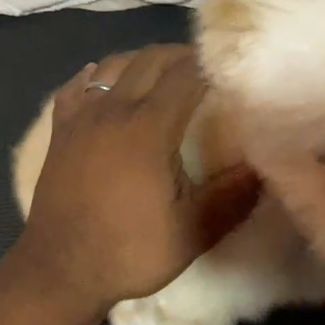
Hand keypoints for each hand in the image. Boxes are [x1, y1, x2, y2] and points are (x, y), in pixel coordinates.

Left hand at [11, 44, 261, 309]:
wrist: (60, 269)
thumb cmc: (129, 250)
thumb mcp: (192, 232)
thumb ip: (232, 196)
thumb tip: (265, 166)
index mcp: (148, 127)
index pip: (183, 75)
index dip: (206, 64)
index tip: (227, 66)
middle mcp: (113, 109)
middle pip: (147, 60)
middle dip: (177, 55)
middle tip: (201, 66)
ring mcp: (81, 116)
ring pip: (111, 65)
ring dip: (139, 60)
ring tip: (161, 71)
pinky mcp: (59, 130)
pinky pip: (76, 86)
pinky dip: (94, 75)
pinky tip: (101, 79)